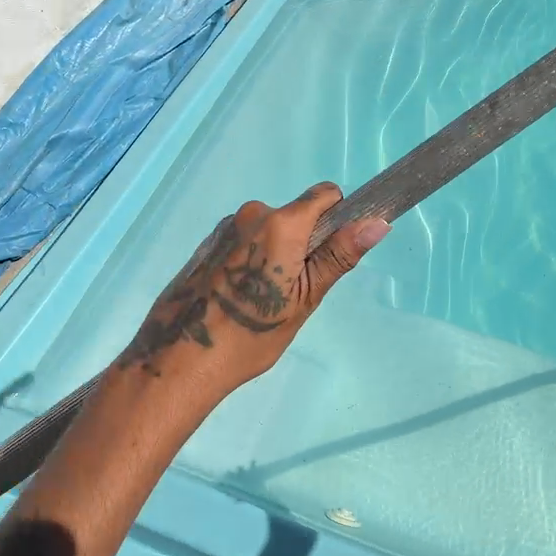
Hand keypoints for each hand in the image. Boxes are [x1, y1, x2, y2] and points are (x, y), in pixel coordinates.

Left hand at [113, 183, 389, 418]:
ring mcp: (226, 228)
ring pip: (270, 230)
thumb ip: (340, 255)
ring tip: (261, 300)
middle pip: (297, 215)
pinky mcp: (206, 244)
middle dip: (303, 244)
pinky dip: (251, 260)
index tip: (326, 257)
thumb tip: (379, 222)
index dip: (336, 219)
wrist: (176, 361)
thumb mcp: (306, 297)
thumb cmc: (250, 334)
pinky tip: (238, 297)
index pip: (325, 194)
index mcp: (281, 222)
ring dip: (275, 253)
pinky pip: (245, 240)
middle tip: (292, 292)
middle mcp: (252, 214)